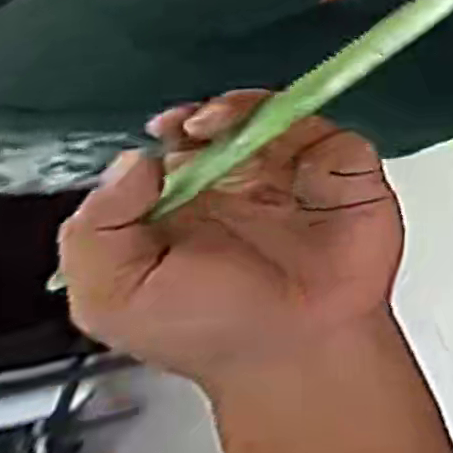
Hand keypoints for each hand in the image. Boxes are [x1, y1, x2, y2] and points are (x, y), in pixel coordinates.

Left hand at [57, 91, 402, 386]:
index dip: (176, 129)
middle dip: (221, 111)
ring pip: (289, 119)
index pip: (181, 149)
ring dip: (266, 111)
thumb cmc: (211, 328)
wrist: (300, 341)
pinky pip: (341, 139)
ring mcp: (303, 175)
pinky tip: (302, 161)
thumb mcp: (116, 295)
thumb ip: (100, 231)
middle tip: (204, 123)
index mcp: (189, 207)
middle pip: (238, 122)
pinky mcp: (351, 173)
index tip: (169, 128)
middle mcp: (247, 184)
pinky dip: (322, 138)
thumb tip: (133, 161)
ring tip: (243, 128)